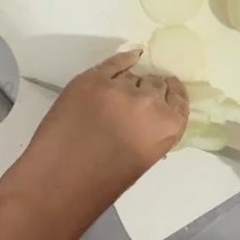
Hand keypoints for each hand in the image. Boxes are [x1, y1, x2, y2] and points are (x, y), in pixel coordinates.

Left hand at [18, 50, 188, 196]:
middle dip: (149, 91)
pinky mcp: (92, 80)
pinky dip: (123, 60)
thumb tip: (151, 115)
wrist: (61, 181)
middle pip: (156, 83)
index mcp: (169, 126)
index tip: (167, 92)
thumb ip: (154, 130)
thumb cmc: (105, 182)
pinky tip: (130, 57)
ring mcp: (120, 88)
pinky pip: (114, 63)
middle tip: (137, 100)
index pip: (179, 98)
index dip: (171, 94)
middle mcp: (150, 102)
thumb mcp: (145, 158)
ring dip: (130, 84)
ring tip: (118, 97)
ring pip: (133, 75)